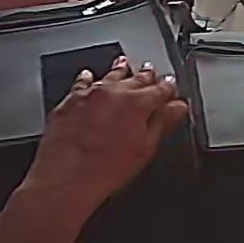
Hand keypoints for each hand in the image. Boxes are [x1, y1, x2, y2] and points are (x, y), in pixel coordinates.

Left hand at [24, 56, 189, 214]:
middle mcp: (115, 92)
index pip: (162, 89)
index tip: (172, 89)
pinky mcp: (70, 101)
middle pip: (138, 78)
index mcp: (138, 103)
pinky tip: (89, 75)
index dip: (170, 88)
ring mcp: (91, 94)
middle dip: (149, 75)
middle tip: (154, 73)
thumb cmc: (104, 169)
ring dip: (121, 70)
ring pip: (111, 75)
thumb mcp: (146, 148)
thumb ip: (163, 122)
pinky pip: (82, 82)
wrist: (66, 178)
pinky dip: (88, 78)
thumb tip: (177, 108)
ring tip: (125, 64)